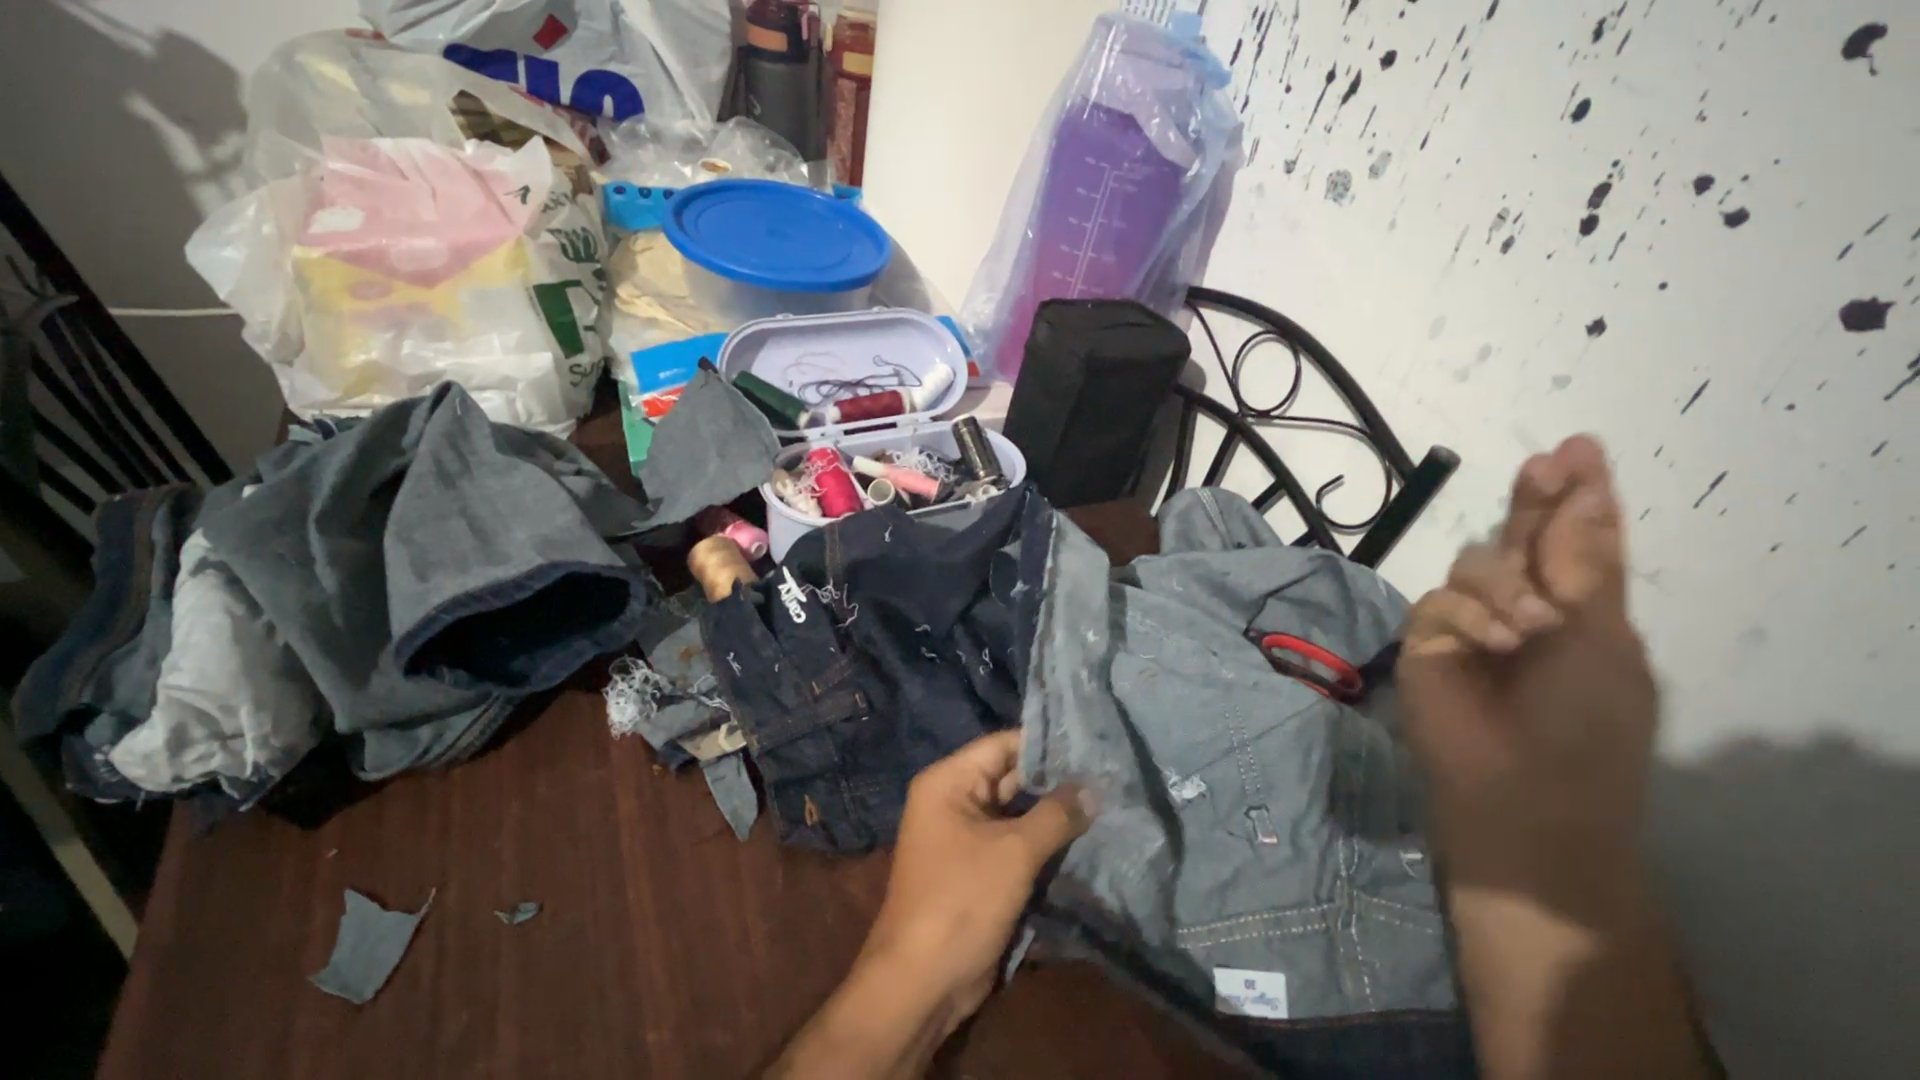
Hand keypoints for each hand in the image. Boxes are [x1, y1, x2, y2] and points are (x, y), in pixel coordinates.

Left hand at [858, 730, 1093, 1030]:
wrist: (922, 981)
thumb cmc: (962, 900)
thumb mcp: (1014, 852)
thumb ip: (1057, 814)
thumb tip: (1095, 788)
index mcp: (948, 782)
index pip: (1003, 744)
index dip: (1047, 744)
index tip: (1095, 745)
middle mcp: (953, 801)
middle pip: (1011, 777)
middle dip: (1058, 781)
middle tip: (1110, 777)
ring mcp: (965, 837)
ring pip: (1017, 813)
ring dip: (1055, 814)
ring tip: (1108, 803)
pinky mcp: (979, 870)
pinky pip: (1016, 844)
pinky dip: (1045, 842)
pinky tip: (1087, 838)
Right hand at [1398, 435, 1658, 903]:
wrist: (1525, 796)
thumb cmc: (1587, 724)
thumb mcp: (1600, 633)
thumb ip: (1581, 561)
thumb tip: (1582, 484)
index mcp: (1579, 608)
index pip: (1572, 539)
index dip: (1575, 494)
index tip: (1577, 448)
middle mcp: (1522, 607)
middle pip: (1518, 535)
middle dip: (1534, 499)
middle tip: (1547, 463)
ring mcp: (1469, 624)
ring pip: (1475, 562)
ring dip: (1508, 584)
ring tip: (1533, 627)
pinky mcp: (1424, 641)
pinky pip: (1439, 601)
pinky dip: (1470, 616)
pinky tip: (1497, 642)